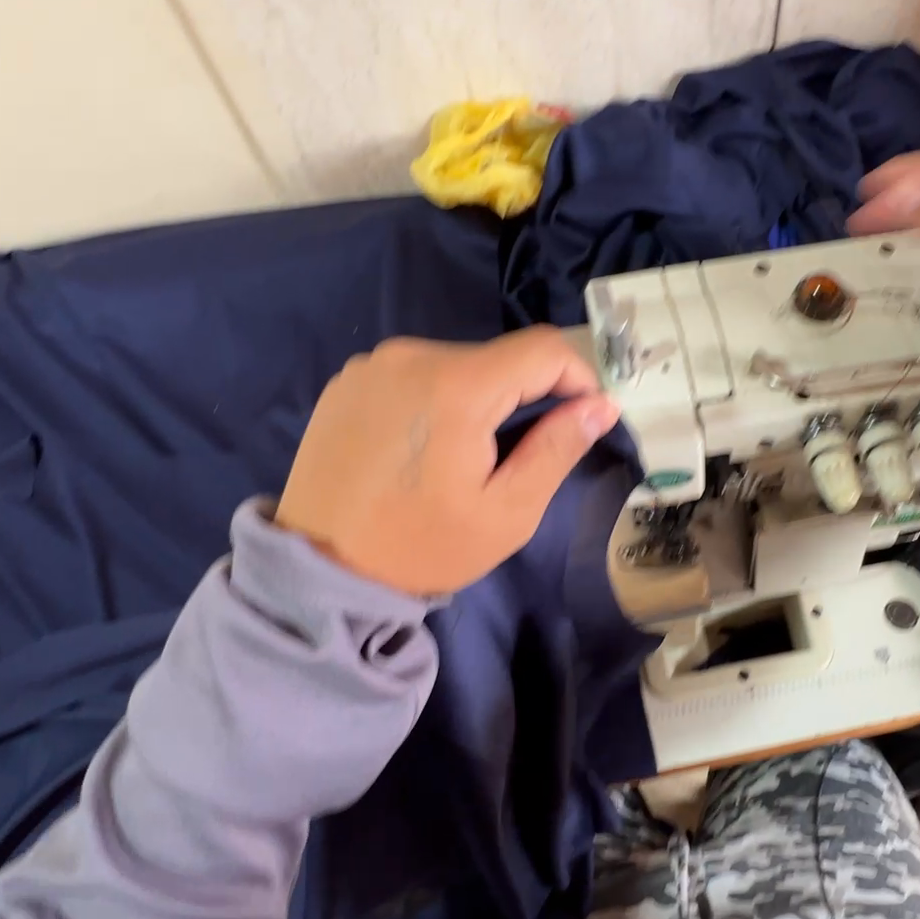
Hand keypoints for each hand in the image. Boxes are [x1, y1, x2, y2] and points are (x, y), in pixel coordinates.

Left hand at [275, 327, 619, 596]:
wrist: (318, 569)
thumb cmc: (422, 546)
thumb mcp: (508, 511)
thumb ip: (557, 449)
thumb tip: (601, 405)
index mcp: (457, 386)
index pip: (544, 349)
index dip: (578, 377)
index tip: (583, 418)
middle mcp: (412, 356)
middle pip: (499, 359)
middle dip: (524, 399)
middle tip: (516, 459)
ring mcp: (372, 366)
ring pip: (457, 366)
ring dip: (480, 401)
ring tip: (463, 460)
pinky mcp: (348, 382)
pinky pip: (415, 376)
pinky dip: (436, 402)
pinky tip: (420, 451)